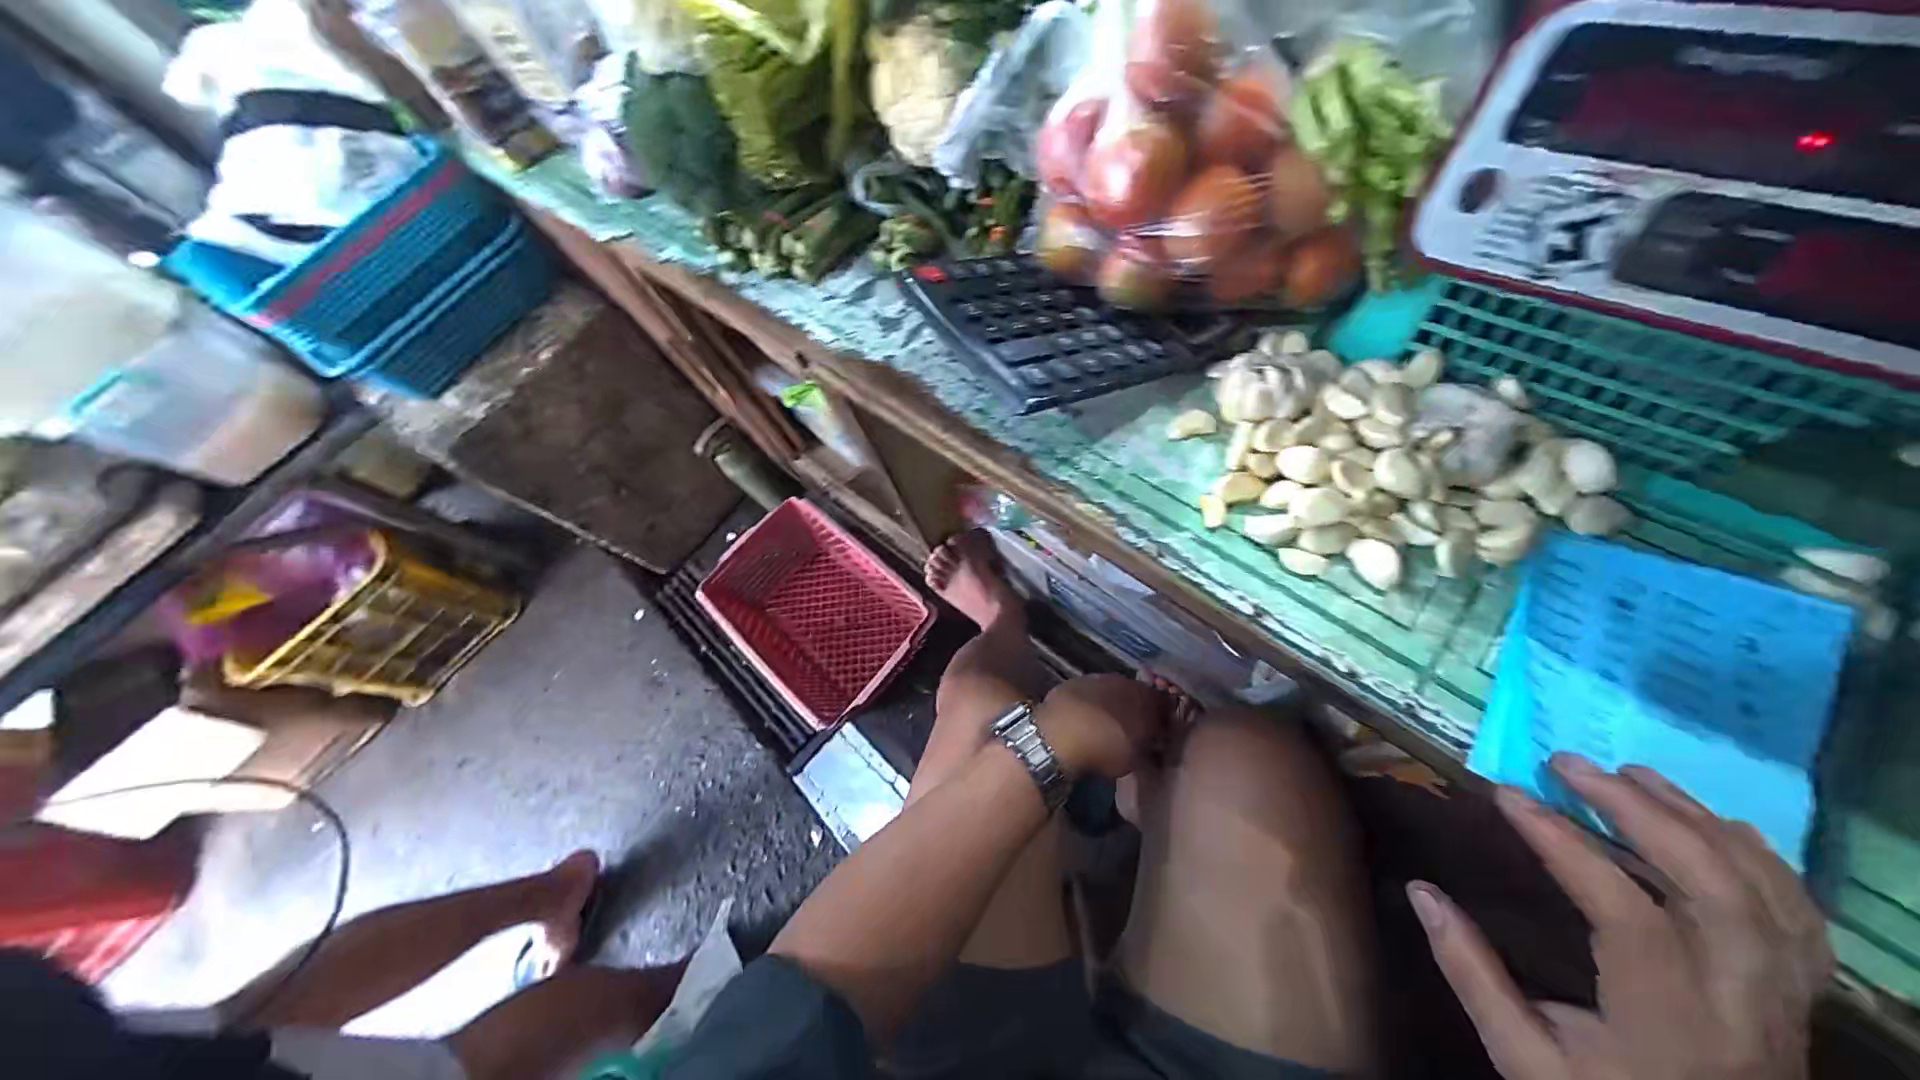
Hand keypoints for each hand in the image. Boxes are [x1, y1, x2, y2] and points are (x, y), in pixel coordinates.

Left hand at [1032, 674, 1170, 778]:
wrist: (1061, 735)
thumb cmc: (1106, 748)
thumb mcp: (1137, 757)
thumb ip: (1147, 744)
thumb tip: (1151, 740)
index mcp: (1145, 697)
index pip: (1161, 702)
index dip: (1159, 716)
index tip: (1156, 731)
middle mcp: (1122, 681)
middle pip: (1133, 692)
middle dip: (1133, 707)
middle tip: (1128, 727)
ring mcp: (1094, 679)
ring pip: (1108, 690)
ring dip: (1108, 703)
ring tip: (1102, 724)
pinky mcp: (1070, 683)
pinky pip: (1086, 693)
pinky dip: (1086, 704)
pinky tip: (1080, 719)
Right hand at [1409, 754, 1830, 1079]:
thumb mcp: (1524, 1059)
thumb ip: (1473, 976)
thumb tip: (1420, 892)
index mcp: (1672, 1024)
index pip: (1629, 915)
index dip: (1566, 845)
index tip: (1507, 794)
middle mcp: (1743, 1004)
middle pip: (1717, 889)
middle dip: (1640, 811)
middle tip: (1569, 765)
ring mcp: (1783, 998)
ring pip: (1764, 890)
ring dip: (1694, 818)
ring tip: (1628, 774)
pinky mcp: (1796, 992)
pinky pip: (1797, 912)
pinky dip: (1753, 854)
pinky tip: (1705, 821)